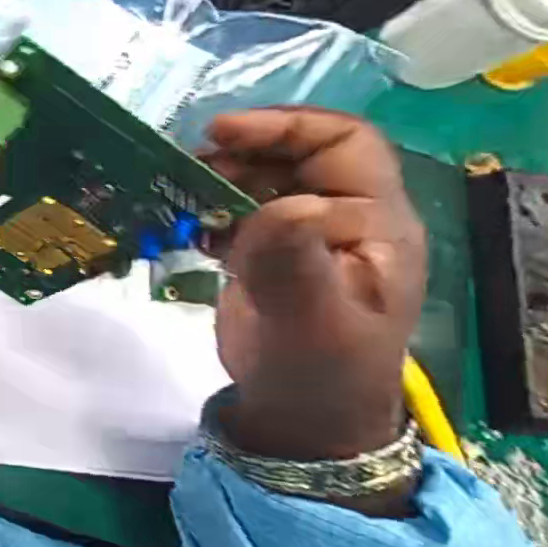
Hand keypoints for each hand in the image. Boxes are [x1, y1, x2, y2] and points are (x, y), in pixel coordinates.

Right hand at [205, 108, 426, 461]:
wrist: (301, 417)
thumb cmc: (317, 371)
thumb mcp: (311, 321)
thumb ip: (295, 263)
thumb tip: (277, 204)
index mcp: (374, 223)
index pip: (340, 146)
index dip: (283, 128)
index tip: (218, 132)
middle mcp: (342, 219)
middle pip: (297, 157)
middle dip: (242, 150)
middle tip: (184, 162)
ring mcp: (301, 239)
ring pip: (262, 183)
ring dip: (218, 178)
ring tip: (174, 190)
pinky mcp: (267, 259)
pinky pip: (238, 215)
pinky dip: (206, 210)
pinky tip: (182, 222)